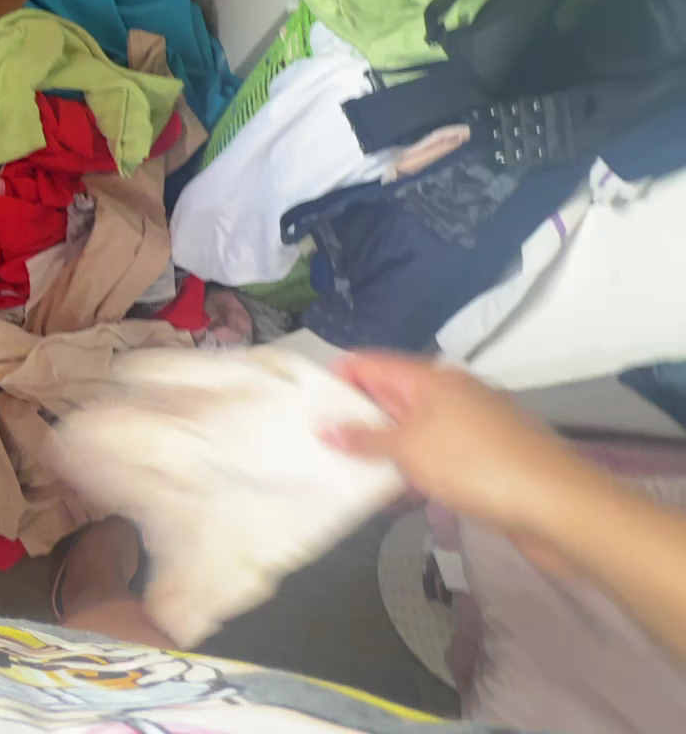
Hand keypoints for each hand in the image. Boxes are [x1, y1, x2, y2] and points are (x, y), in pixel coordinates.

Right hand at [322, 352, 604, 540]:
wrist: (569, 513)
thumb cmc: (478, 466)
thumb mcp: (407, 449)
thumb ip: (361, 437)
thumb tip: (323, 428)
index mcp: (429, 379)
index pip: (365, 363)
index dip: (333, 379)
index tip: (306, 405)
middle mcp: (447, 395)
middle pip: (385, 395)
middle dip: (351, 415)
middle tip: (315, 437)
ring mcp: (468, 426)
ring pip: (406, 427)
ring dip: (378, 445)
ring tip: (342, 465)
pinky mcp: (483, 457)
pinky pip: (431, 452)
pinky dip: (407, 466)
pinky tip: (387, 489)